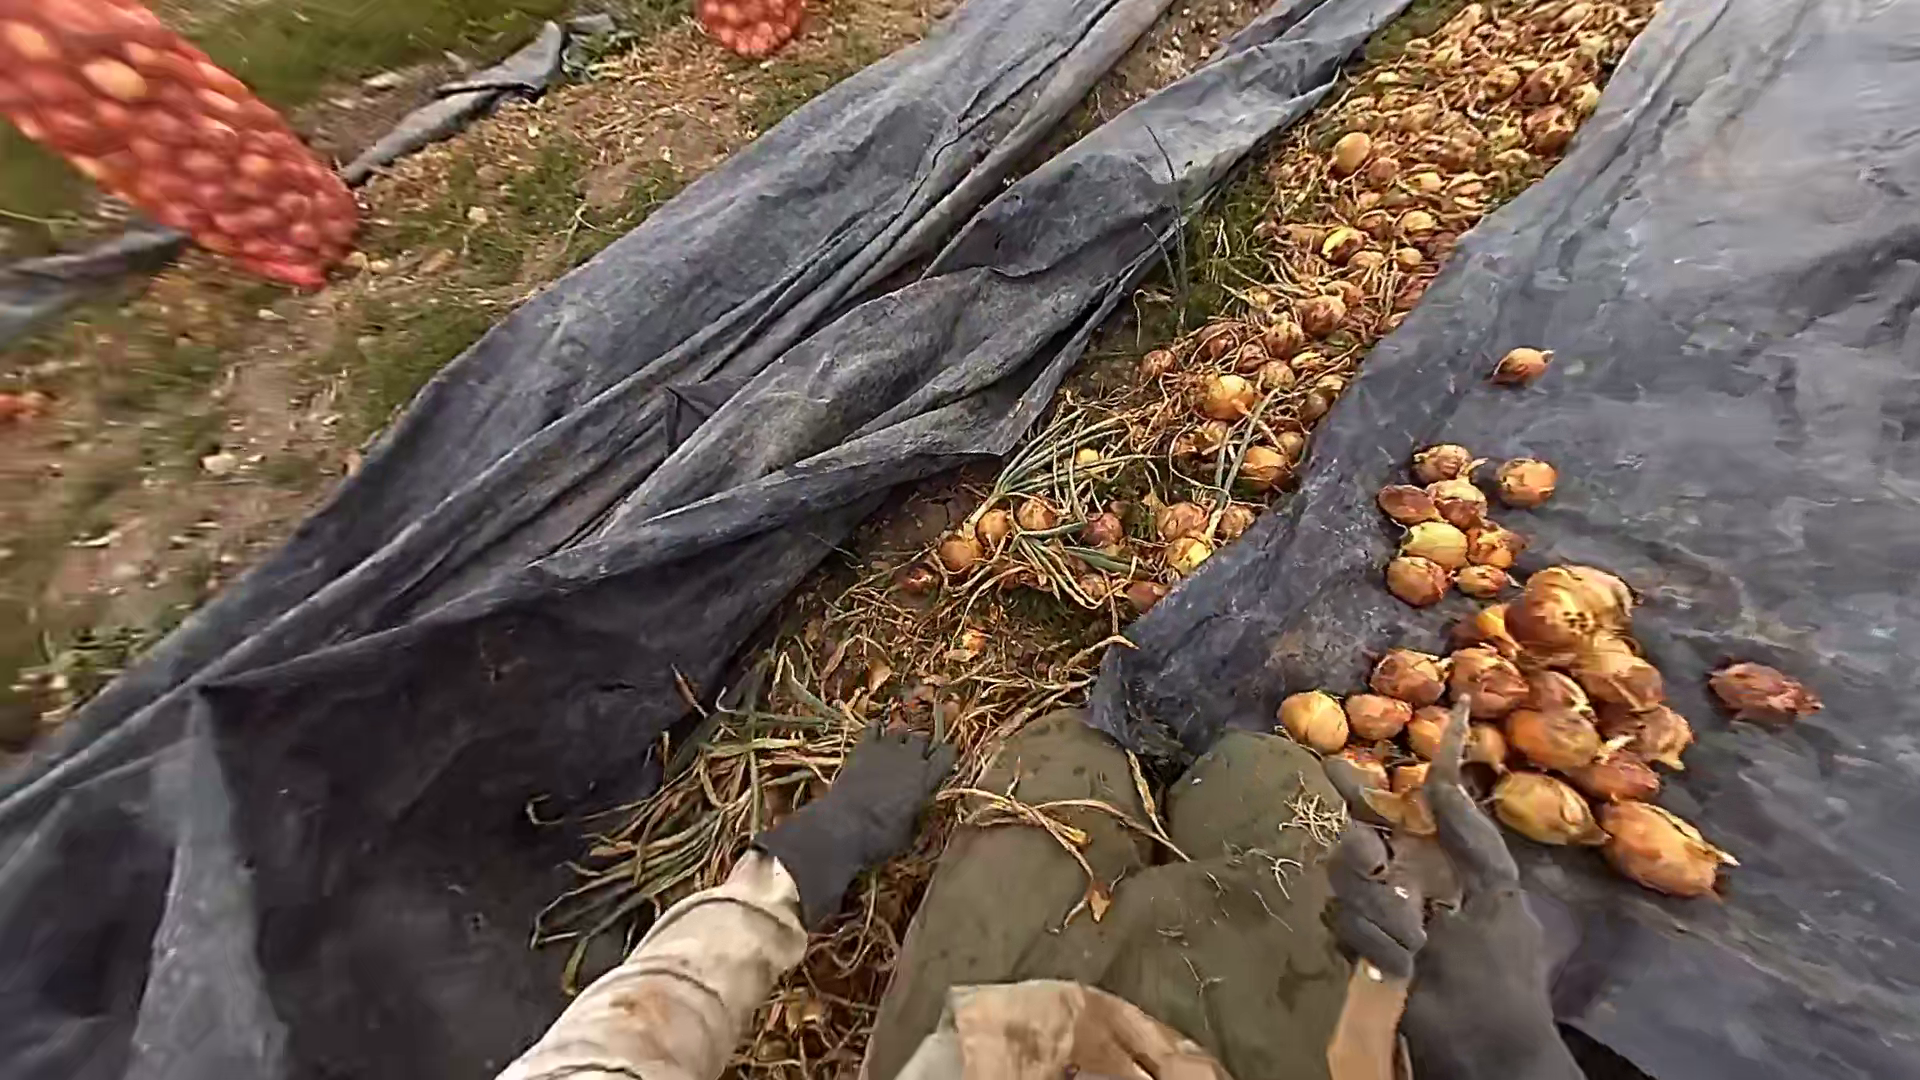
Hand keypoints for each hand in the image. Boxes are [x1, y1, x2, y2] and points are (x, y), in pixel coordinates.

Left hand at [754, 724, 954, 926]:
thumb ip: (919, 812)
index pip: (947, 754)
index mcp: (927, 778)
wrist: (845, 827)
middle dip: (923, 744)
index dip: (948, 753)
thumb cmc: (881, 838)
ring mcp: (887, 749)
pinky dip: (876, 729)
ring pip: (901, 730)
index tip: (946, 756)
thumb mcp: (910, 832)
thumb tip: (921, 806)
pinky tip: (876, 732)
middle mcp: (911, 758)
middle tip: (918, 754)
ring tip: (898, 744)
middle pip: (923, 738)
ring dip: (901, 736)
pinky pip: (873, 728)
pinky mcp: (864, 748)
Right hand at [1326, 708, 1580, 1079]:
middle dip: (1364, 858)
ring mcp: (1368, 904)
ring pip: (1340, 877)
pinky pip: (1338, 918)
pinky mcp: (1351, 936)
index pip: (1388, 802)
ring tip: (1417, 944)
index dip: (1362, 773)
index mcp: (1426, 854)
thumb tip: (1440, 774)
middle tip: (1384, 875)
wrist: (1485, 1045)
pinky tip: (1401, 965)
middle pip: (1349, 835)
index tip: (1338, 745)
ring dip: (1382, 914)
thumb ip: (1469, 833)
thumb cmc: (1501, 968)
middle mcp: (1391, 872)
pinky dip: (1373, 943)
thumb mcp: (1499, 893)